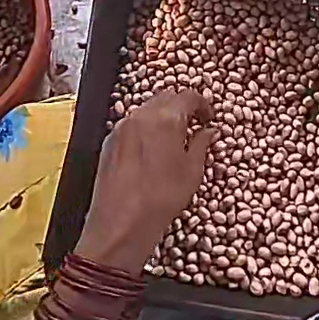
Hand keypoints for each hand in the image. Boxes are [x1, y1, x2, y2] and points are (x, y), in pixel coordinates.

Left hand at [76, 90, 217, 273]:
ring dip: (163, 115)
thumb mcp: (192, 172)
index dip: (203, 104)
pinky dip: (146, 127)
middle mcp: (141, 116)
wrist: (121, 223)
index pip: (188, 96)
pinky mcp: (110, 140)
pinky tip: (153, 148)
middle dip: (182, 106)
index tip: (208, 116)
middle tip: (194, 124)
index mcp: (166, 119)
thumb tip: (208, 132)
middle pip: (166, 96)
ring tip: (174, 137)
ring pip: (147, 108)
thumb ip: (201, 144)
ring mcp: (122, 127)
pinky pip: (132, 123)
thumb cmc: (160, 199)